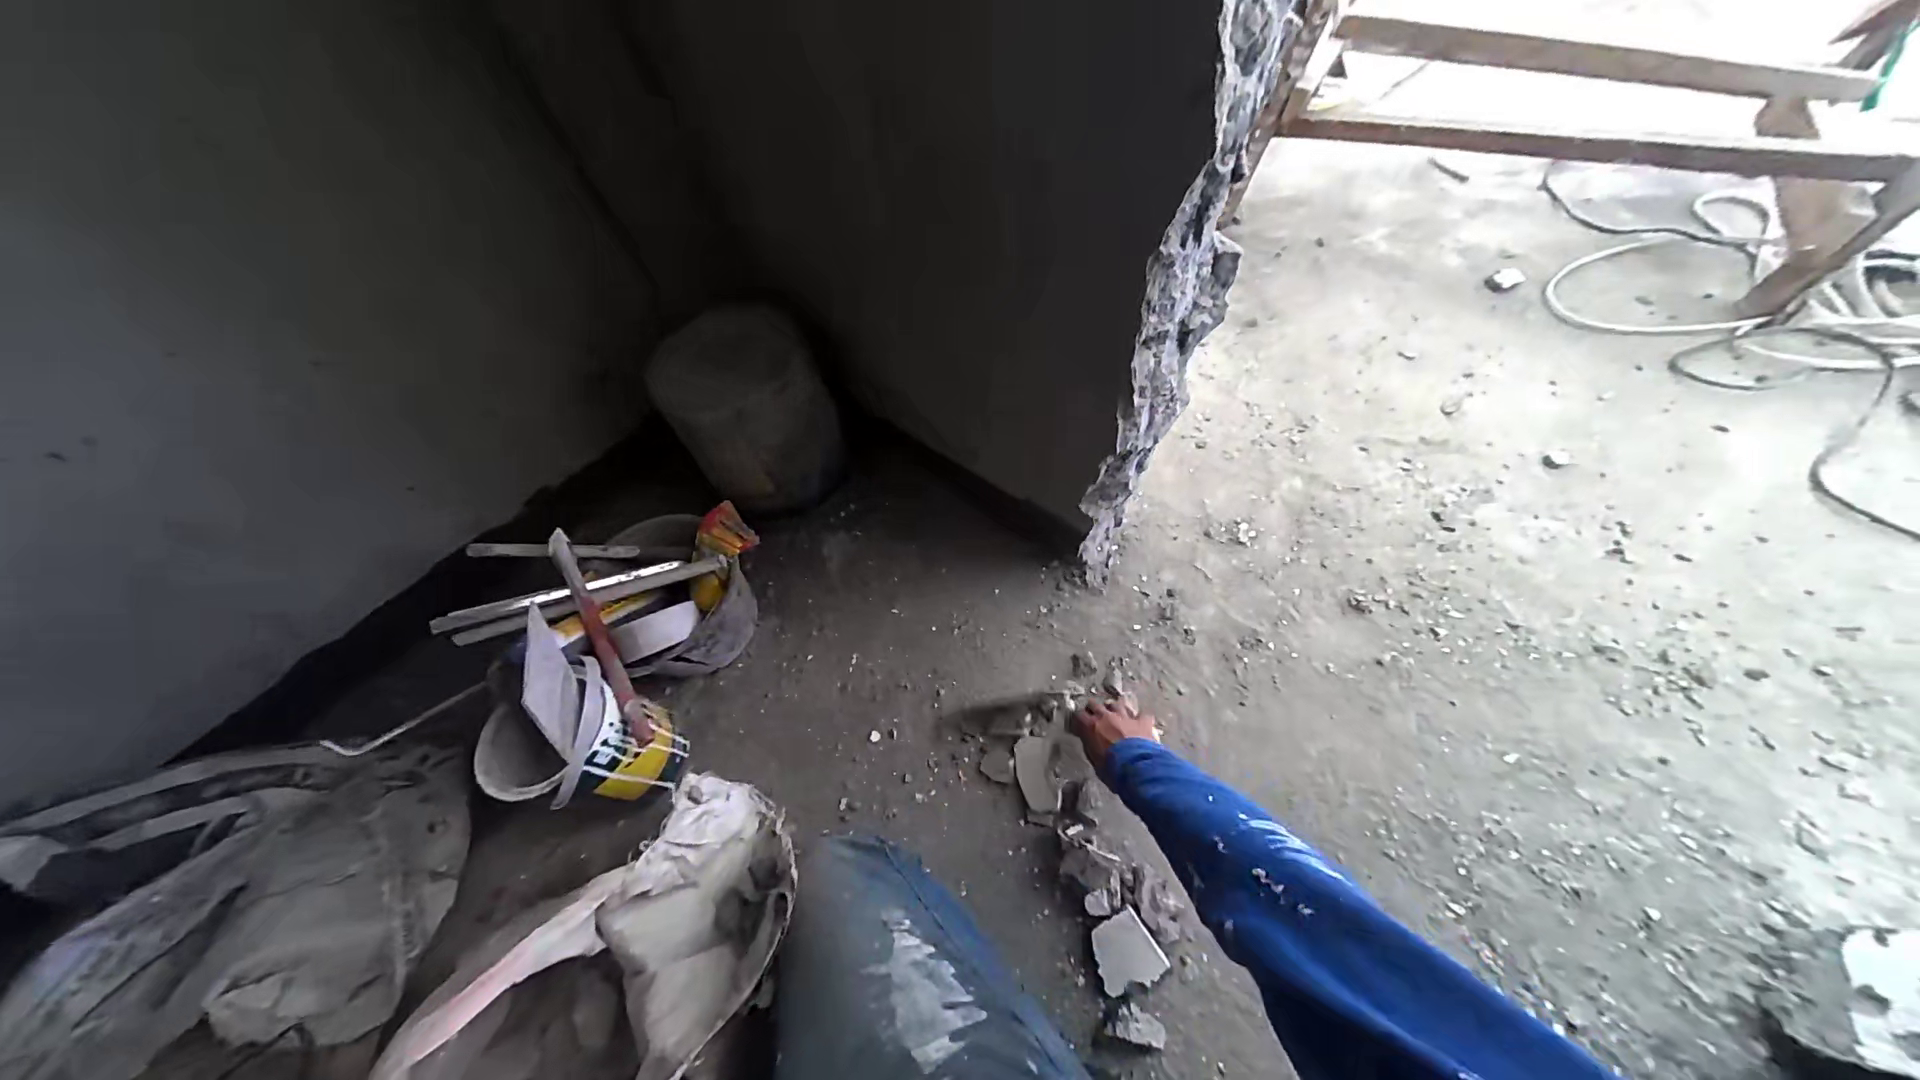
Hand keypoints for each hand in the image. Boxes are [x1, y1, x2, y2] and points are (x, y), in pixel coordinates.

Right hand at [1073, 697, 1158, 770]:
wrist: (1138, 767)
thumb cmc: (1112, 769)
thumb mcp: (1094, 760)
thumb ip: (1091, 746)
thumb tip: (1091, 742)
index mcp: (1091, 726)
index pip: (1078, 716)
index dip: (1078, 720)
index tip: (1079, 726)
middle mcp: (1106, 716)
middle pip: (1094, 704)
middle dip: (1093, 709)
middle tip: (1095, 717)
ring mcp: (1125, 716)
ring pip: (1116, 704)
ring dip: (1114, 710)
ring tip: (1116, 716)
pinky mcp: (1142, 721)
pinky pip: (1140, 715)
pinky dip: (1139, 719)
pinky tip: (1140, 723)